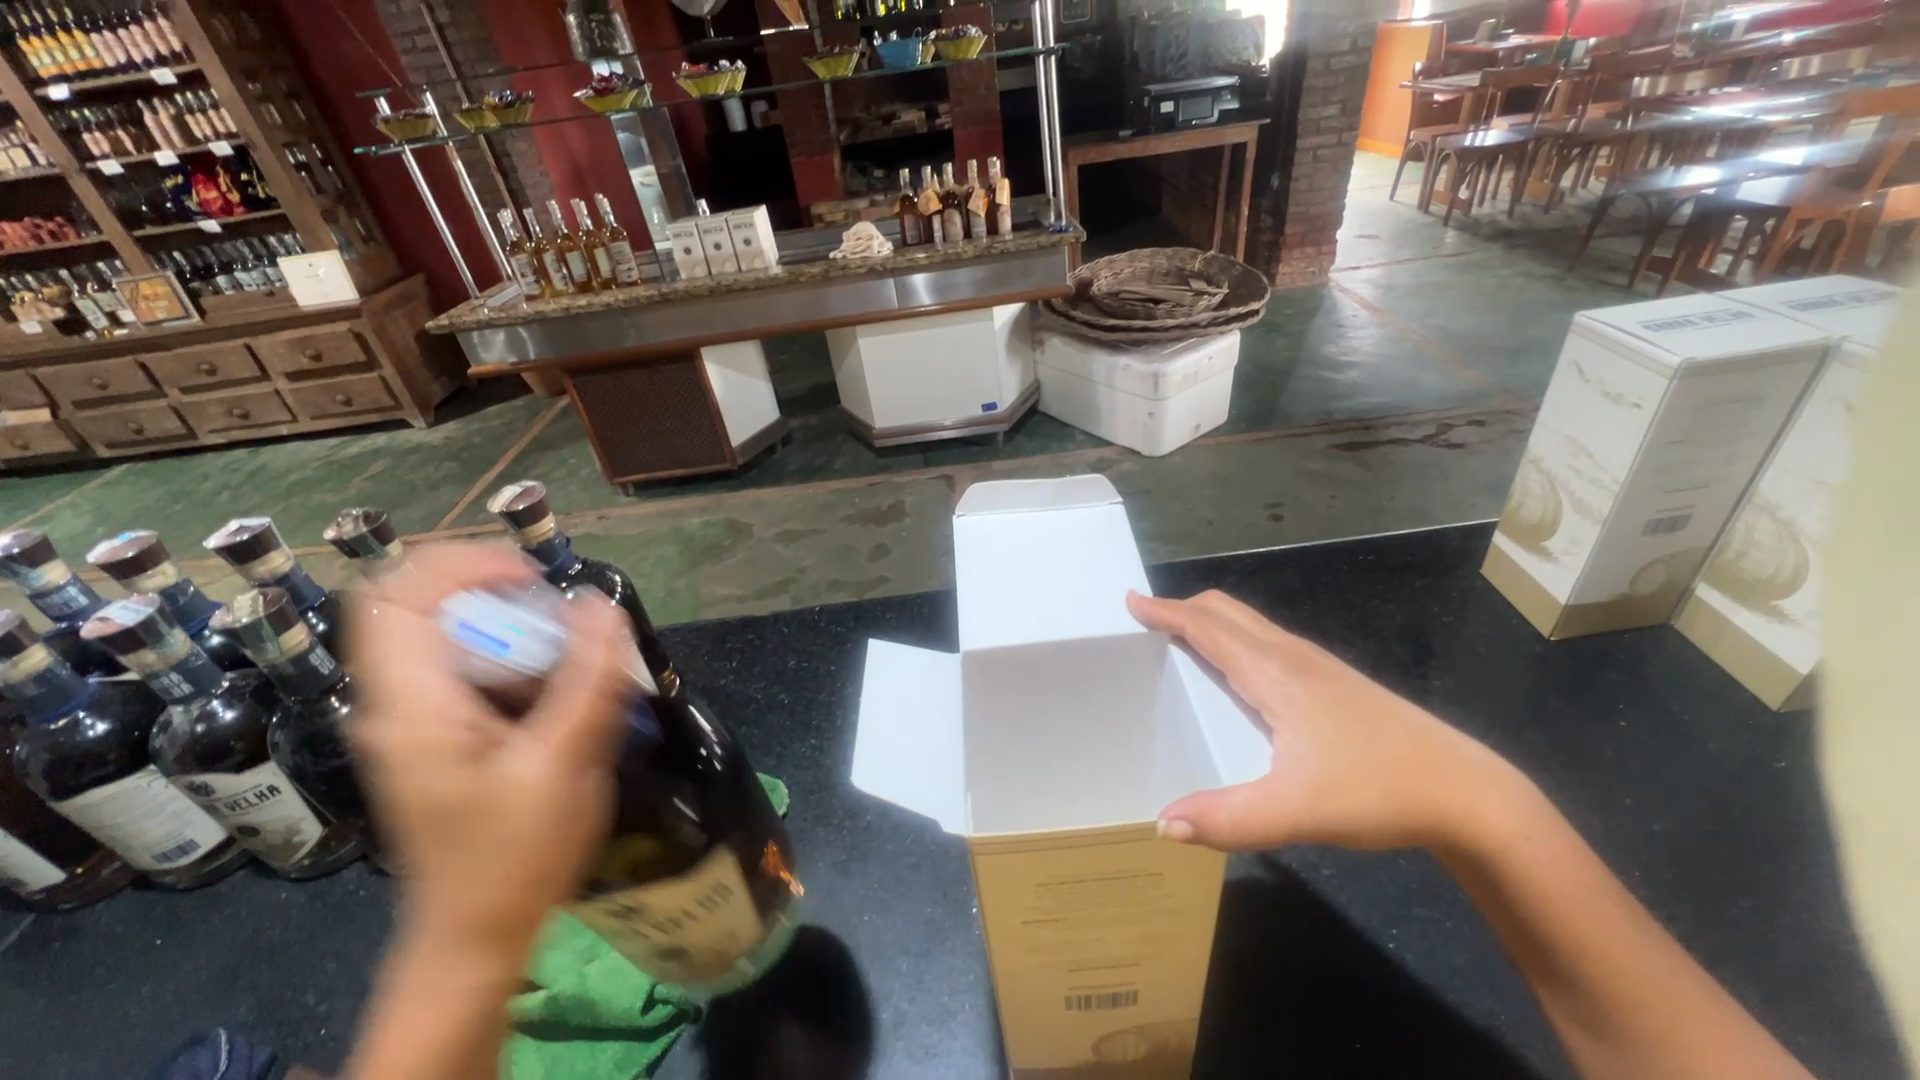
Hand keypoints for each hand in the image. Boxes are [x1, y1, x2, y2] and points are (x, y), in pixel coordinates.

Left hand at [349, 542, 634, 955]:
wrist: (473, 933)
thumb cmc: (514, 857)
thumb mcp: (563, 767)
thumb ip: (586, 682)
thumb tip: (603, 606)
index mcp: (413, 707)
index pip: (399, 597)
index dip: (462, 565)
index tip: (532, 578)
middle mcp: (394, 704)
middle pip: (416, 606)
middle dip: (487, 590)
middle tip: (553, 611)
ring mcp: (407, 721)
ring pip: (437, 634)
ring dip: (497, 622)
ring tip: (558, 645)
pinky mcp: (428, 736)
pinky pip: (454, 667)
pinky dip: (499, 655)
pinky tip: (545, 685)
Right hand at [1128, 589, 1529, 853]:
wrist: (1467, 794)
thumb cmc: (1378, 790)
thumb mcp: (1296, 812)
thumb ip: (1227, 819)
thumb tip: (1162, 824)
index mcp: (1277, 674)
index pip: (1210, 629)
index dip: (1168, 612)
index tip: (1131, 600)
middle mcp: (1296, 659)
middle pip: (1230, 613)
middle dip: (1185, 608)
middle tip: (1148, 619)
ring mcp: (1321, 669)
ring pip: (1254, 627)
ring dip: (1212, 623)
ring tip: (1182, 642)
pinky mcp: (1337, 686)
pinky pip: (1270, 646)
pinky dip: (1237, 642)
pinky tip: (1240, 678)